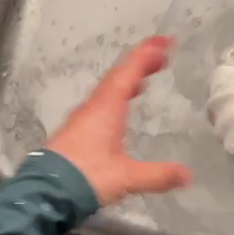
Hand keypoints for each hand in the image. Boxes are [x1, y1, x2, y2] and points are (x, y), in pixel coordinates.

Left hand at [46, 35, 192, 205]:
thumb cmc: (86, 177)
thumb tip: (187, 175)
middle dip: (140, 64)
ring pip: (107, 91)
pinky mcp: (75, 133)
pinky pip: (100, 105)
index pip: (129, 72)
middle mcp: (92, 108)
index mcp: (106, 108)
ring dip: (127, 81)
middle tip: (161, 58)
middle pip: (118, 77)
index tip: (166, 42)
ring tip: (144, 81)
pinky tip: (119, 111)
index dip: (147, 54)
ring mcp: (81, 120)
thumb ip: (157, 175)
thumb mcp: (126, 177)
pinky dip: (115, 99)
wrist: (46, 192)